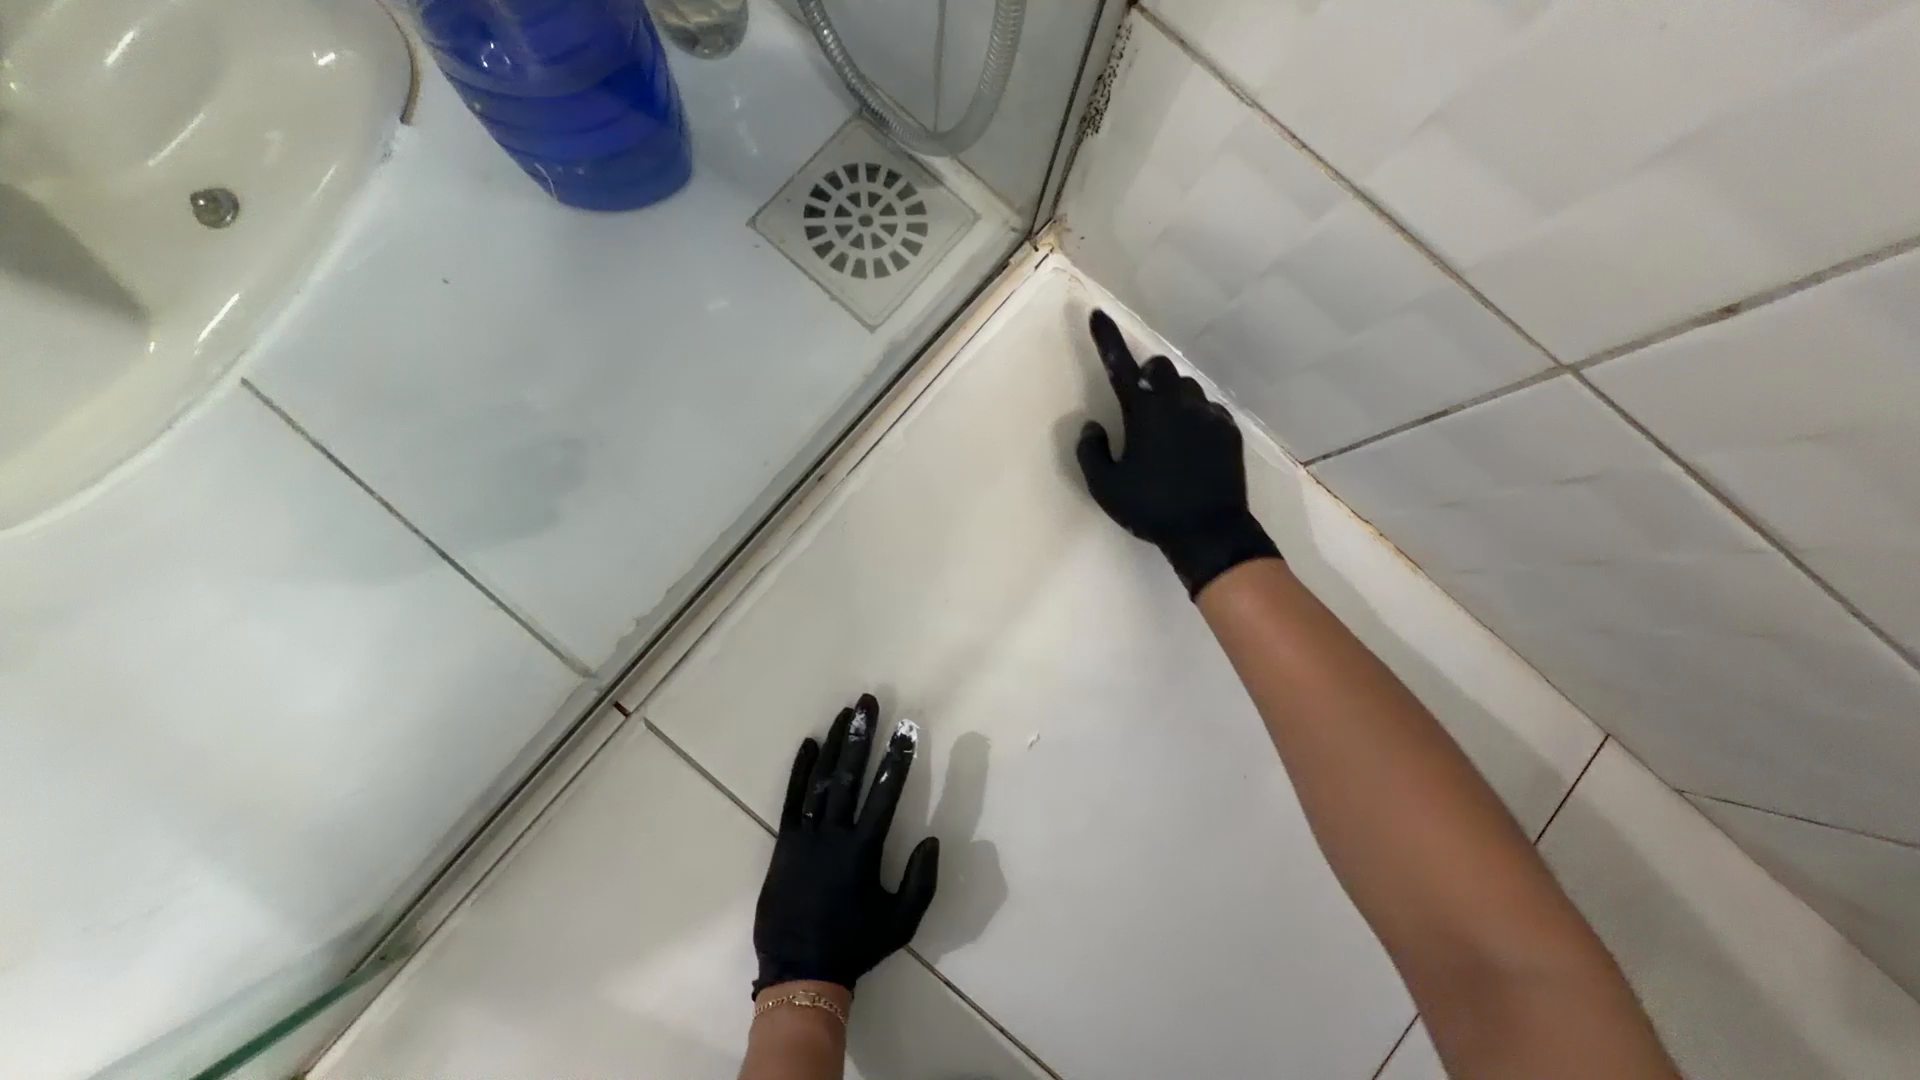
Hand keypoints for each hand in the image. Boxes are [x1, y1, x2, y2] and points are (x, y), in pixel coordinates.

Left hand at [753, 694, 939, 996]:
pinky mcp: (783, 843)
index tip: (907, 729)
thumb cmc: (855, 944)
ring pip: (820, 780)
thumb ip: (922, 881)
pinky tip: (807, 744)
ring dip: (832, 744)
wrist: (798, 970)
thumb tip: (932, 839)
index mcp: (863, 851)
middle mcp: (833, 834)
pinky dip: (799, 771)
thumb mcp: (902, 922)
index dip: (897, 759)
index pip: (884, 793)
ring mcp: (804, 836)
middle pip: (848, 775)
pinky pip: (790, 800)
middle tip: (868, 701)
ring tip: (843, 712)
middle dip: (861, 735)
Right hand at [1076, 309, 1279, 597]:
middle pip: (1160, 367)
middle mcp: (1177, 403)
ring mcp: (1208, 415)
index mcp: (1144, 413)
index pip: (1119, 365)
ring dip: (1171, 395)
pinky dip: (1195, 414)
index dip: (1106, 339)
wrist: (1209, 530)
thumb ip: (1091, 452)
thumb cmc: (1151, 509)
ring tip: (1165, 426)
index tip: (1098, 315)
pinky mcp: (1228, 430)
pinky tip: (1190, 441)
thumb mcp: (1105, 487)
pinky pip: (1208, 408)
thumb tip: (1092, 426)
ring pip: (1186, 387)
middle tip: (1138, 399)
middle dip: (1146, 374)